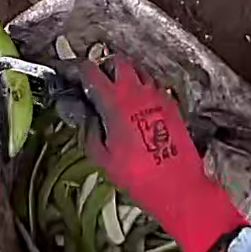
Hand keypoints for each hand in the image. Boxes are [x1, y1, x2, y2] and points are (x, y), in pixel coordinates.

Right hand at [77, 57, 248, 251]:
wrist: (180, 189)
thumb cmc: (138, 175)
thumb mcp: (102, 158)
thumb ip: (89, 131)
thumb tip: (88, 117)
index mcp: (114, 102)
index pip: (91, 71)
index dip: (77, 68)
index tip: (70, 72)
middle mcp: (136, 92)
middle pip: (117, 62)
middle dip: (104, 66)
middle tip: (96, 81)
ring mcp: (157, 96)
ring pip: (138, 71)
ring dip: (125, 75)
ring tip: (118, 91)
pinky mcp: (172, 106)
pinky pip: (154, 86)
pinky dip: (143, 88)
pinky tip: (138, 105)